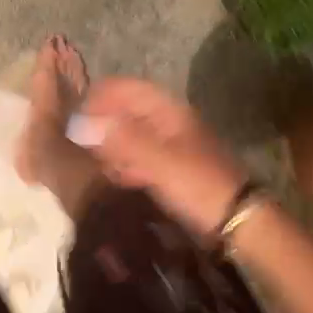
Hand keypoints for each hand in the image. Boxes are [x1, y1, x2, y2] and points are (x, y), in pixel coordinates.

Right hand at [81, 76, 249, 237]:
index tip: (73, 114)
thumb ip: (120, 139)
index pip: (126, 88)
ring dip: (110, 145)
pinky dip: (124, 164)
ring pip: (131, 135)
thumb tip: (79, 122)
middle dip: (101, 122)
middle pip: (126, 111)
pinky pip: (140, 159)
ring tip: (88, 161)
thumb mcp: (158, 161)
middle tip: (75, 140)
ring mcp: (172, 146)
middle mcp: (169, 122)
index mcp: (168, 111)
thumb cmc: (199, 185)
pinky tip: (112, 179)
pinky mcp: (172, 170)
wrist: (239, 223)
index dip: (99, 96)